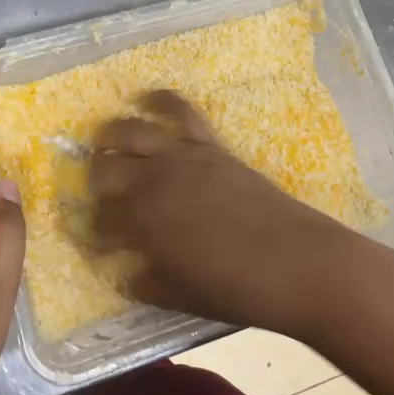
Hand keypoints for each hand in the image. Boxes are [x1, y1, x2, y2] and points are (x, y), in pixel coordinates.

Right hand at [90, 90, 354, 338]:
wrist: (299, 264)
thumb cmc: (237, 288)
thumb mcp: (181, 297)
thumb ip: (148, 282)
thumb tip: (129, 274)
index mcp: (140, 224)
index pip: (100, 223)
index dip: (95, 234)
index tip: (100, 245)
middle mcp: (151, 182)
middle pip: (104, 171)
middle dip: (95, 184)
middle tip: (101, 197)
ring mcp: (181, 157)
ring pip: (129, 132)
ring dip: (110, 136)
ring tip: (104, 143)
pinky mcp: (208, 145)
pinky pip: (180, 110)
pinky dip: (162, 99)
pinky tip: (147, 97)